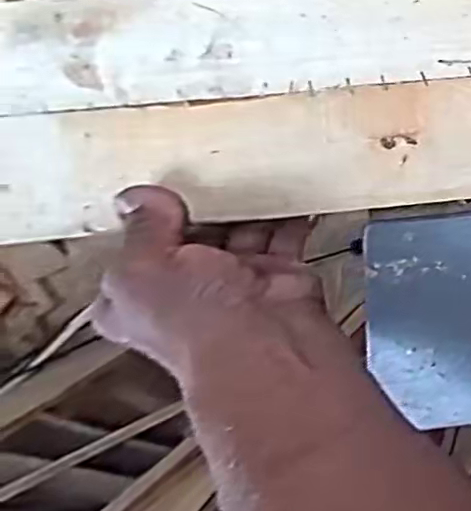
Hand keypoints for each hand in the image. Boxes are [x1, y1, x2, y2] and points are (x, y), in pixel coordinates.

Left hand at [94, 186, 328, 377]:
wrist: (262, 334)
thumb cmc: (192, 317)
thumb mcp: (144, 268)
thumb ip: (146, 230)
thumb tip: (135, 198)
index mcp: (136, 291)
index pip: (141, 244)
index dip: (152, 217)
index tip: (168, 190)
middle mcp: (187, 284)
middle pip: (198, 233)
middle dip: (211, 208)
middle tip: (221, 175)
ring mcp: (236, 276)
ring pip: (244, 230)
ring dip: (253, 209)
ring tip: (261, 179)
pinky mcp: (280, 268)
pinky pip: (286, 235)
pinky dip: (293, 217)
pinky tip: (295, 197)